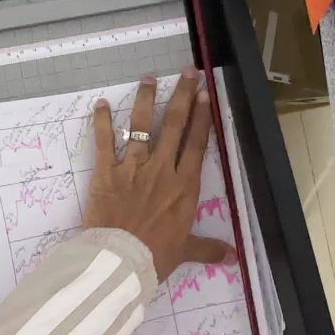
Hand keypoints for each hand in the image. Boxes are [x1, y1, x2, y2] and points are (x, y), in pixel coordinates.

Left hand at [83, 69, 232, 280]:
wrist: (121, 260)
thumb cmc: (156, 256)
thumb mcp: (185, 251)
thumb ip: (208, 248)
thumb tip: (233, 258)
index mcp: (184, 186)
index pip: (196, 143)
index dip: (201, 116)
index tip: (205, 94)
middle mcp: (161, 170)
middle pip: (174, 125)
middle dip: (182, 96)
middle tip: (187, 73)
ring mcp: (133, 168)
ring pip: (140, 126)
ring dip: (145, 100)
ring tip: (149, 78)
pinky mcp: (106, 173)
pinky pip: (104, 142)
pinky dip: (102, 122)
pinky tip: (101, 103)